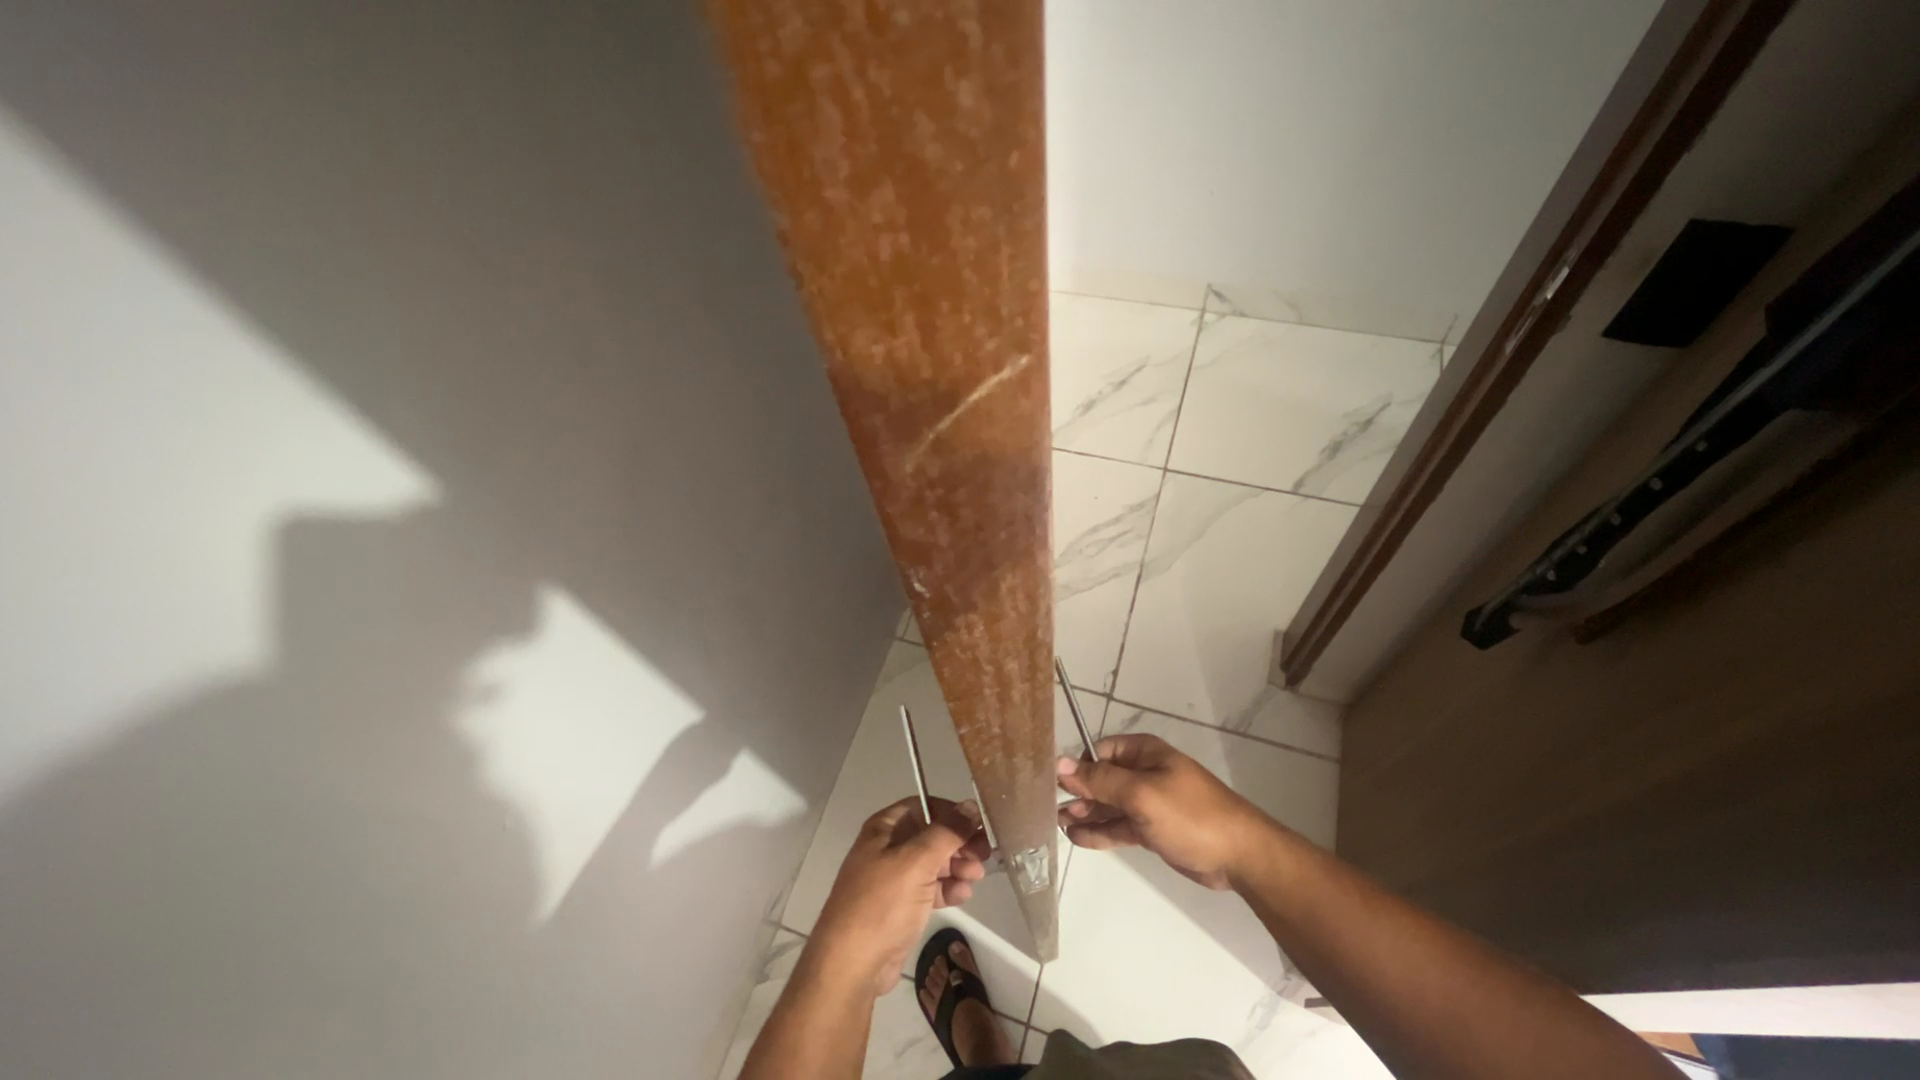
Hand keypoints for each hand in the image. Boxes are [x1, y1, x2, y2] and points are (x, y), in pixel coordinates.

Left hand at [810, 797, 990, 997]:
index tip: (977, 825)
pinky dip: (948, 889)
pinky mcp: (902, 906)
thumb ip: (946, 832)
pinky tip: (963, 895)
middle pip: (931, 835)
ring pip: (934, 863)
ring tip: (976, 877)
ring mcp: (894, 879)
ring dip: (957, 866)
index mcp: (884, 829)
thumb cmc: (881, 904)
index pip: (923, 806)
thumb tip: (971, 806)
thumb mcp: (915, 861)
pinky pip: (930, 889)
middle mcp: (887, 848)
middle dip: (958, 843)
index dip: (950, 813)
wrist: (852, 965)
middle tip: (985, 854)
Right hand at [1056, 733, 1270, 889]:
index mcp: (1144, 753)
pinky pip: (1119, 826)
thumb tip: (1060, 764)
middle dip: (1077, 793)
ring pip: (1108, 805)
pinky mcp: (1153, 830)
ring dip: (1085, 813)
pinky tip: (1077, 837)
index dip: (1076, 768)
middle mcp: (1145, 773)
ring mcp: (1149, 803)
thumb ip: (1100, 780)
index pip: (1099, 753)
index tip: (1051, 786)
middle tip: (1050, 811)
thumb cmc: (1190, 815)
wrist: (1239, 855)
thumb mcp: (1141, 794)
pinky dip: (1100, 831)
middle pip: (1101, 779)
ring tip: (1056, 825)